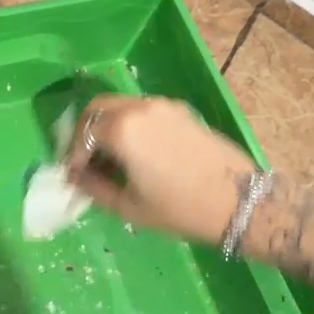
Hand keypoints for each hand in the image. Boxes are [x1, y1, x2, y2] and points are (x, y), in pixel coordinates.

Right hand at [63, 94, 260, 244]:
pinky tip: (137, 151)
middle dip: (86, 131)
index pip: (83, 133)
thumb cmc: (180, 208)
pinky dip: (130, 124)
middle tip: (85, 158)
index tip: (73, 174)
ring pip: (122, 105)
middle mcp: (139, 108)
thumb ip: (95, 188)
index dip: (73, 154)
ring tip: (111, 156)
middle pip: (98, 108)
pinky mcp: (181, 110)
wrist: (240, 200)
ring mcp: (163, 106)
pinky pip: (144, 110)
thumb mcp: (130, 206)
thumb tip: (76, 177)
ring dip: (108, 125)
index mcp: (122, 129)